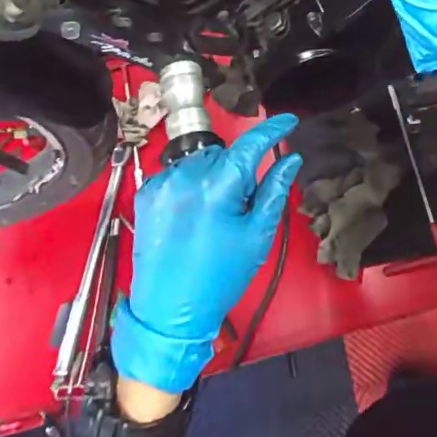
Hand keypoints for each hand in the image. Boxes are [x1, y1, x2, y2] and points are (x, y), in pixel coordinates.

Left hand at [113, 114, 302, 391]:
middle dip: (240, 168)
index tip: (289, 121)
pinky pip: (180, 172)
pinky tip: (195, 210)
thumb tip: (291, 158)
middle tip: (242, 203)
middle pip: (226, 153)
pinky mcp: (146, 195)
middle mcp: (185, 177)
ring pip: (203, 160)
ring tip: (217, 210)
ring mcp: (162, 184)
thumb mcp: (258, 235)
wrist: (168, 315)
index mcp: (217, 187)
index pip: (251, 144)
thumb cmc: (219, 277)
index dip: (273, 129)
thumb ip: (275, 190)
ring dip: (216, 173)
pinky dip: (193, 181)